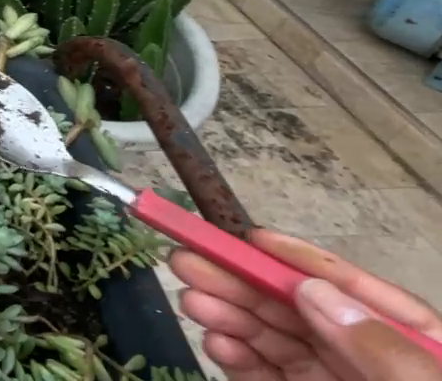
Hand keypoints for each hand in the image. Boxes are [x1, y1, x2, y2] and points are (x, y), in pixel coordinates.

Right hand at [172, 228, 441, 380]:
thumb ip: (385, 352)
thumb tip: (312, 291)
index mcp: (426, 357)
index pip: (370, 299)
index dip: (308, 262)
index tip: (252, 237)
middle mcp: (372, 364)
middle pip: (303, 313)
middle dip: (242, 284)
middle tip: (186, 260)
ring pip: (274, 338)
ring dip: (226, 314)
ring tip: (191, 304)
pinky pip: (263, 374)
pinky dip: (233, 356)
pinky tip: (216, 344)